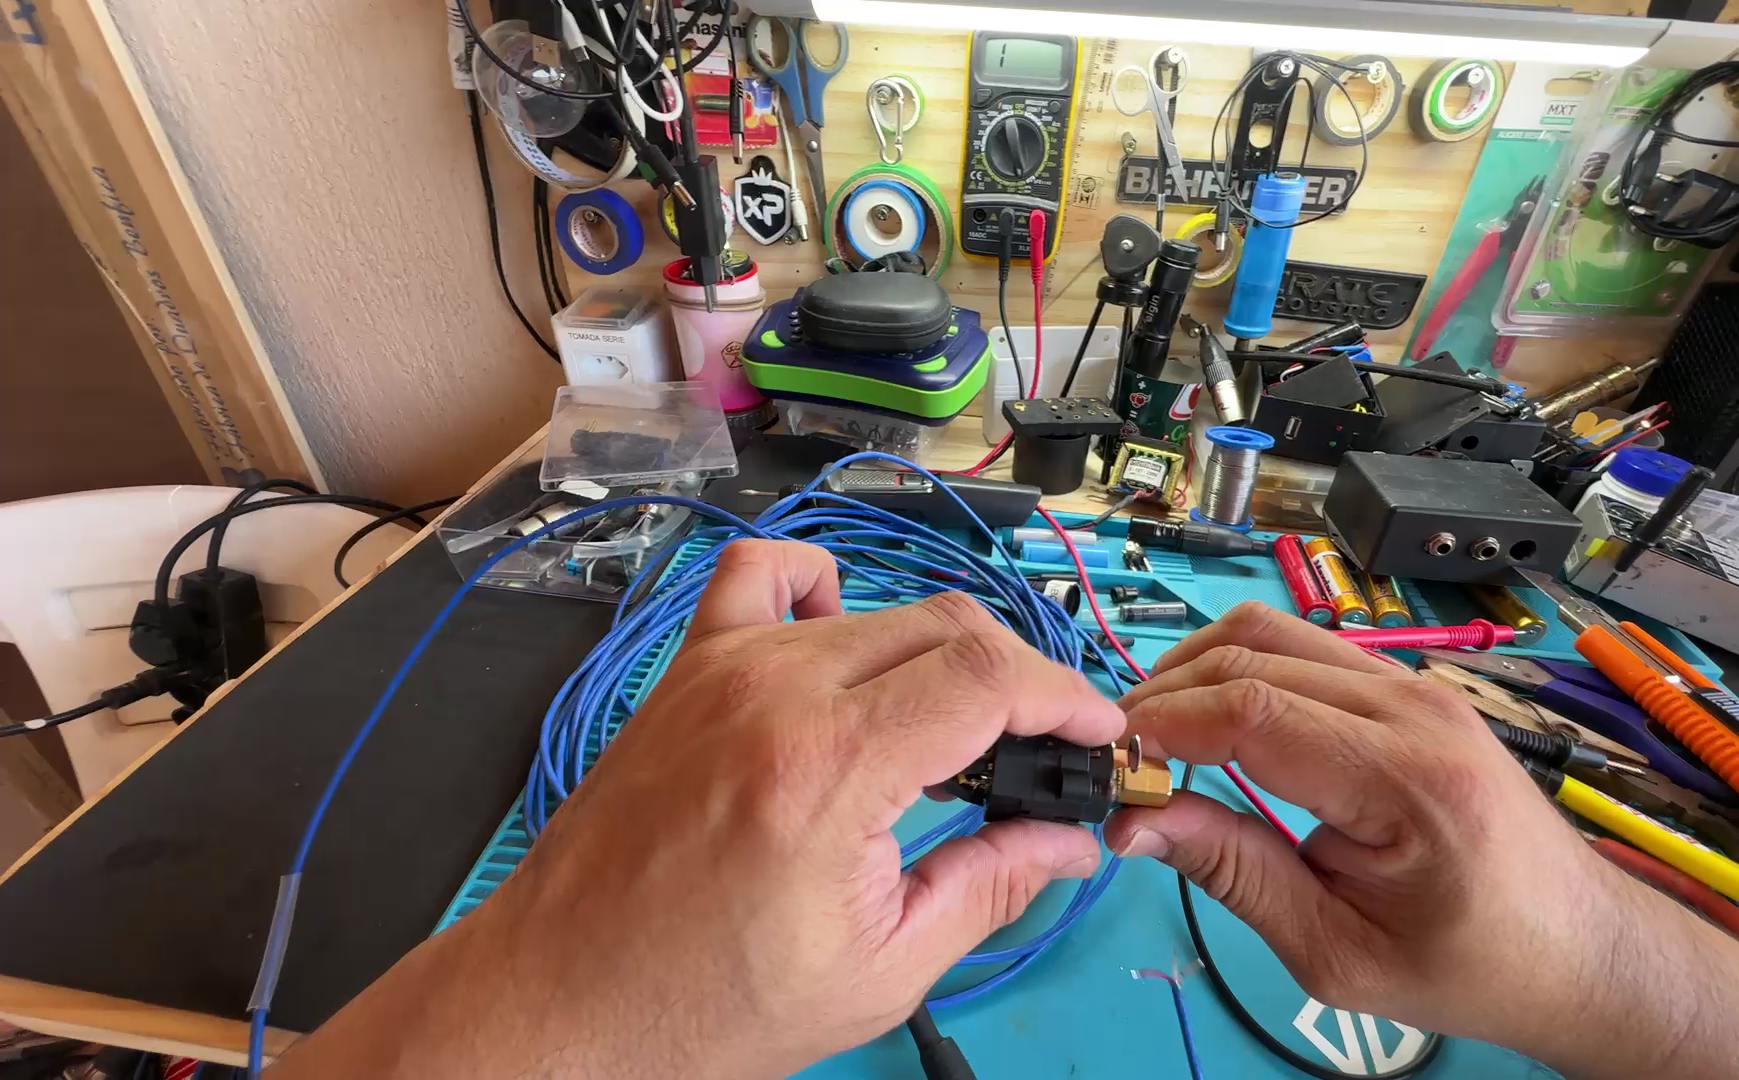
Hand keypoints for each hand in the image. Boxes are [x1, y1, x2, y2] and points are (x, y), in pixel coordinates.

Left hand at [269, 540, 1122, 1078]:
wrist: (557, 1001)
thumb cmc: (713, 1007)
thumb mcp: (880, 970)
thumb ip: (991, 884)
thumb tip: (1074, 842)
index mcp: (832, 767)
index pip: (986, 679)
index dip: (1063, 694)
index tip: (1096, 729)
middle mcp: (783, 686)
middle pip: (948, 629)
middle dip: (1018, 677)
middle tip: (1037, 739)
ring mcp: (731, 659)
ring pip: (884, 607)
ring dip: (945, 653)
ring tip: (955, 717)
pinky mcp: (694, 659)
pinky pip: (768, 572)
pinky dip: (827, 588)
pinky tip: (839, 641)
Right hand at [1104, 602, 1644, 1061]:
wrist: (1586, 948)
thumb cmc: (1467, 966)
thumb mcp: (1335, 951)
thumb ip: (1230, 872)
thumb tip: (1131, 822)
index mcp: (1406, 780)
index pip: (1252, 710)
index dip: (1166, 724)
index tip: (1115, 761)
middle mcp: (1410, 704)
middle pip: (1247, 656)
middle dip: (1165, 696)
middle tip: (1122, 751)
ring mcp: (1408, 680)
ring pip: (1263, 629)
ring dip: (1193, 668)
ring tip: (1156, 725)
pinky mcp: (1399, 679)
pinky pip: (1293, 642)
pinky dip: (1232, 664)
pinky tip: (1211, 710)